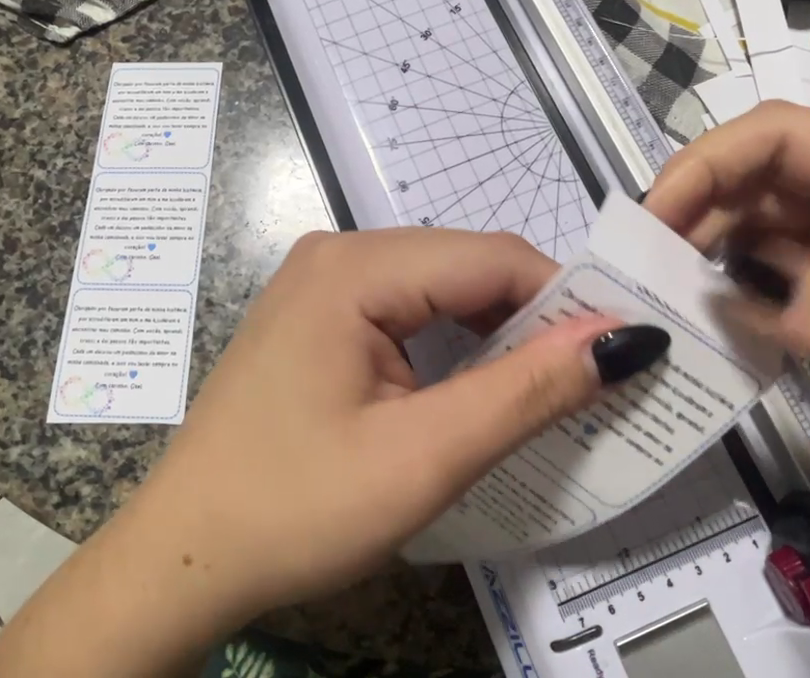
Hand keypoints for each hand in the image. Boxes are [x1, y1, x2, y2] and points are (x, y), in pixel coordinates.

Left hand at [0, 229, 669, 677]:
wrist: (183, 555)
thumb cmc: (297, 509)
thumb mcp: (425, 457)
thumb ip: (527, 390)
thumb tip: (623, 338)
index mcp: (354, 267)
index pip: (492, 257)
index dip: (566, 300)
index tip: (626, 353)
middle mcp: (336, 254)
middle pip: (465, 267)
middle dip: (531, 319)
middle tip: (592, 383)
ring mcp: (320, 284)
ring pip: (439, 290)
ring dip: (494, 335)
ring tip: (544, 392)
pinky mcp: (316, 318)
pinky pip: (404, 312)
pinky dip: (451, 346)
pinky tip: (474, 389)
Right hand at [642, 102, 809, 543]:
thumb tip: (730, 285)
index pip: (792, 137)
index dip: (709, 161)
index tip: (651, 225)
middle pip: (769, 173)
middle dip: (695, 205)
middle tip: (644, 275)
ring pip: (771, 224)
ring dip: (711, 250)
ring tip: (667, 302)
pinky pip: (791, 279)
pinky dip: (744, 293)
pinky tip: (718, 327)